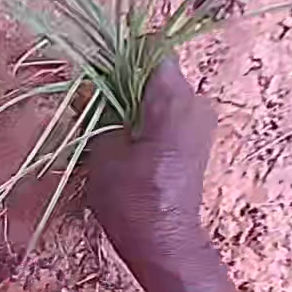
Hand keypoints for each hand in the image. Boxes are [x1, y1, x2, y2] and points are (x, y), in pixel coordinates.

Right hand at [84, 57, 215, 256]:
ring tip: (105, 131)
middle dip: (121, 82)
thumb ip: (98, 112)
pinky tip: (124, 144)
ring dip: (130, 103)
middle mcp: (195, 101)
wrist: (163, 242)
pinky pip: (167, 113)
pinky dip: (143, 119)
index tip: (94, 74)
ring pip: (160, 93)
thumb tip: (90, 87)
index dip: (119, 56)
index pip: (151, 49)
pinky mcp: (196, 139)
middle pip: (155, 71)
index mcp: (173, 99)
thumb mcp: (102, 152)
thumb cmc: (131, 200)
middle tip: (91, 107)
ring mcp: (200, 121)